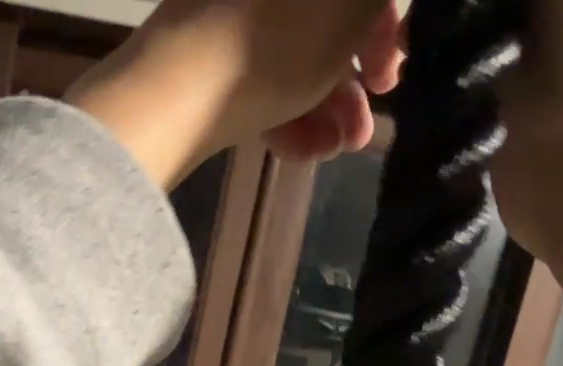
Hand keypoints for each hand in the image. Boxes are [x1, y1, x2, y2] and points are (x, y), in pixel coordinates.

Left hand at [67, 0, 404, 187]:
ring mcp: (224, 19)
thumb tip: (378, 10)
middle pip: (323, 23)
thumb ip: (377, 3)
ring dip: (324, 109)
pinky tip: (303, 153)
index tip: (389, 76)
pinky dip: (284, 115)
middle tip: (364, 129)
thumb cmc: (277, 42)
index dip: (384, 29)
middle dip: (352, 82)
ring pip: (290, 59)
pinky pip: (254, 81)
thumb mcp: (350, 6)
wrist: (172, 96)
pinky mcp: (201, 64)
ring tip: (335, 150)